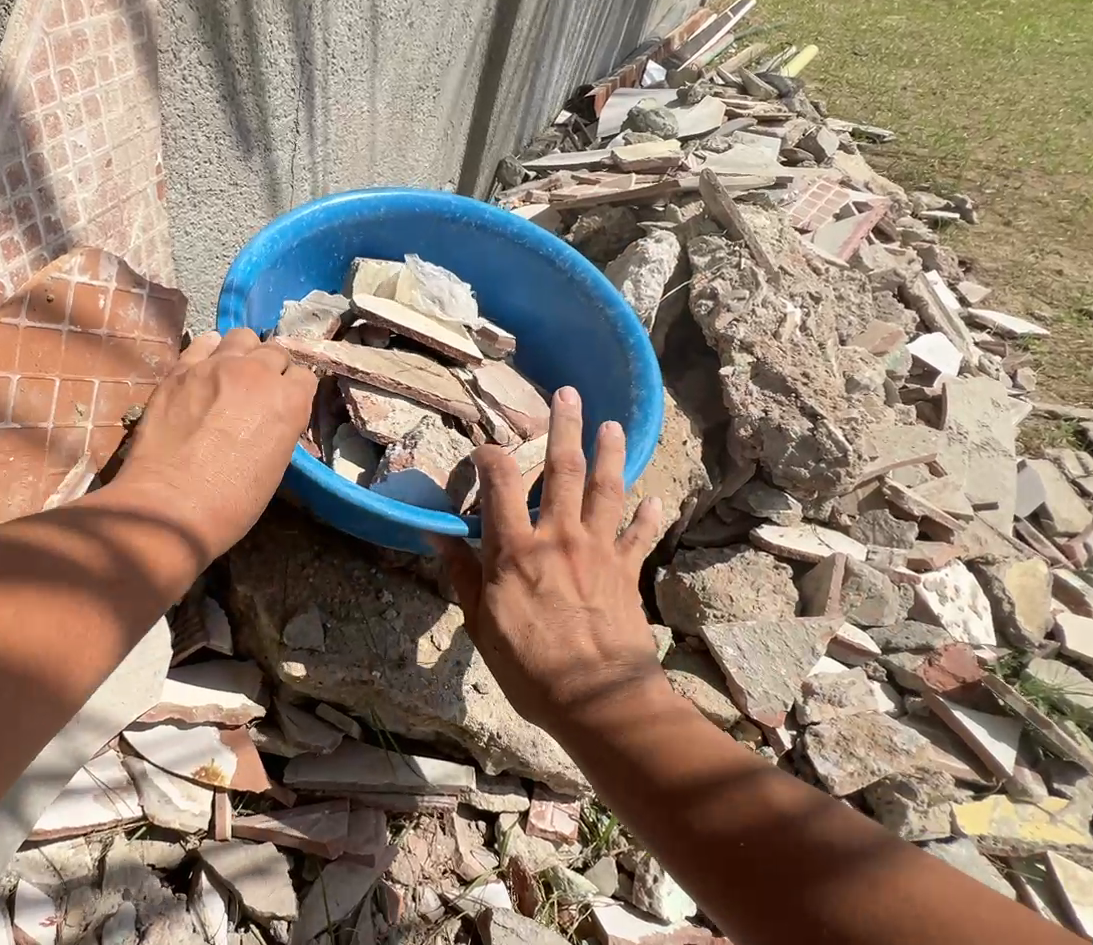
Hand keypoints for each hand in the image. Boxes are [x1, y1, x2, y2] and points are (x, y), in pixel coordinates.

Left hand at [113, 328, 317, 561]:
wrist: (172, 504)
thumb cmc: (233, 502)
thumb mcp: (275, 465)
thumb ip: (279, 427)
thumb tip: (268, 417)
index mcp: (289, 401)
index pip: (304, 376)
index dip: (294, 391)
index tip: (282, 405)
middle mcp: (258, 373)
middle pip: (275, 352)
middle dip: (271, 369)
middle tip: (256, 391)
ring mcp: (217, 365)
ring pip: (242, 337)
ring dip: (243, 352)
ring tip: (232, 372)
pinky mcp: (182, 368)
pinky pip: (203, 342)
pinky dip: (209, 351)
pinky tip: (204, 366)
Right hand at [435, 388, 666, 729]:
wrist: (598, 699)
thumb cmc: (529, 666)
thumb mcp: (480, 623)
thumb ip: (464, 573)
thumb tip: (436, 537)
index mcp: (515, 549)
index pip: (499, 483)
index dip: (490, 457)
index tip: (484, 448)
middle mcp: (557, 536)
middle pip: (561, 470)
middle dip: (564, 427)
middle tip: (568, 394)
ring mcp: (597, 550)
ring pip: (605, 489)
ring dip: (609, 454)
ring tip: (612, 424)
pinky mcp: (626, 571)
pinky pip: (639, 536)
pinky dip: (647, 516)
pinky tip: (655, 499)